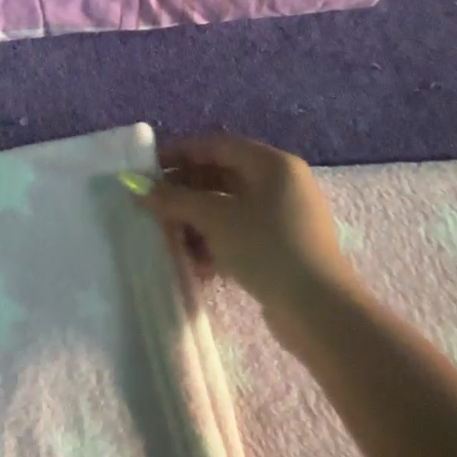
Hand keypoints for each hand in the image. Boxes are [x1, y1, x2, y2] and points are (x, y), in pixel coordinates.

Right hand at [125, 133, 360, 330]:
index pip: (216, 145)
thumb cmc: (265, 247)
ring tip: (166, 234)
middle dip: (184, 190)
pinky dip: (214, 239)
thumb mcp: (213, 218)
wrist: (318, 311)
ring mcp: (284, 218)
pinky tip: (191, 260)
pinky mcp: (283, 247)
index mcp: (272, 164)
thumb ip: (174, 198)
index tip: (147, 168)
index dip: (179, 153)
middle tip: (152, 203)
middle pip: (221, 176)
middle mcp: (282, 184)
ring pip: (228, 207)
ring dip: (195, 218)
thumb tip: (138, 188)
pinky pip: (239, 232)